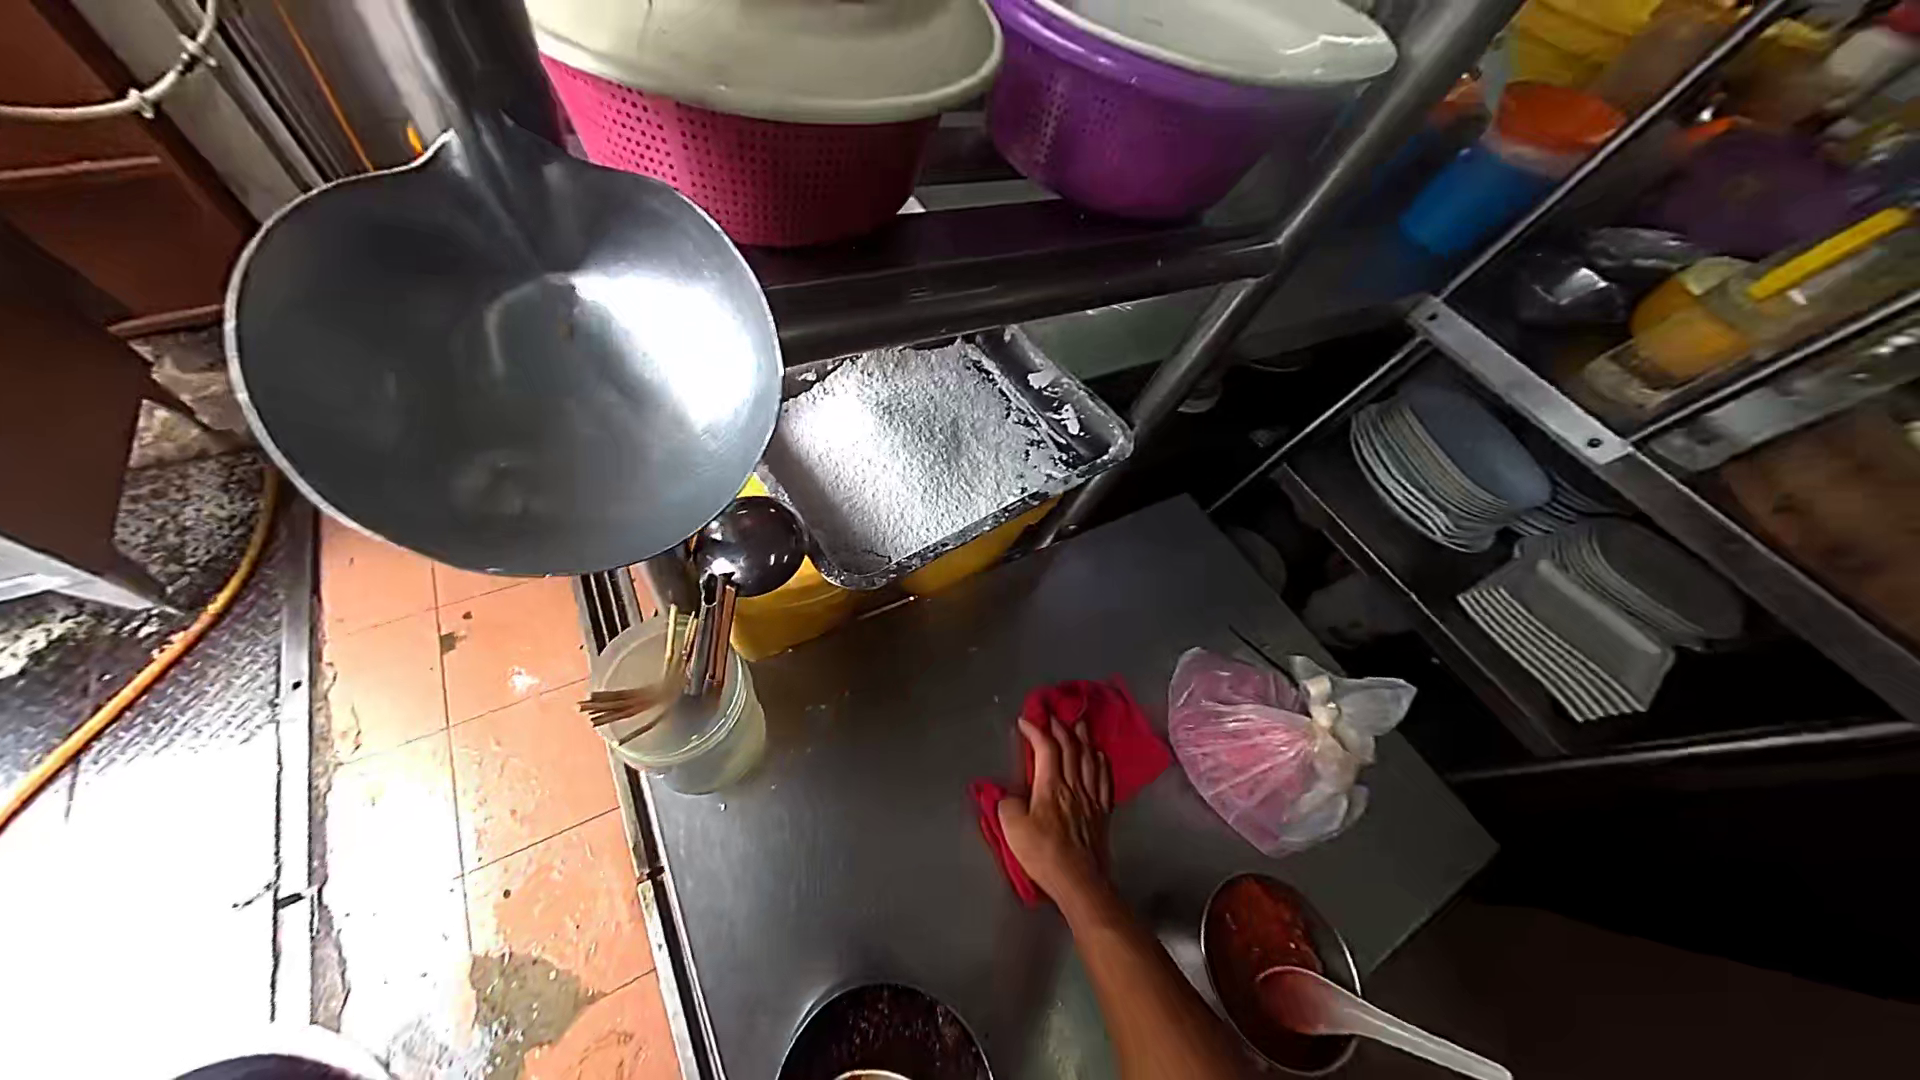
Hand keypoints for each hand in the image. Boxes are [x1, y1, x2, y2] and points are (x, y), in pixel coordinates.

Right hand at [997, 716, 1114, 907]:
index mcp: (1051, 785)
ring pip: (1090, 758)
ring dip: (1083, 738)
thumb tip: (1010, 794)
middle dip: (1060, 728)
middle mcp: (1074, 784)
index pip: (1045, 747)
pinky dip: (1101, 762)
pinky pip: (1104, 779)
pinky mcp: (1103, 812)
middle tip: (1053, 716)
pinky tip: (1100, 756)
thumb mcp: (1013, 828)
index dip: (1035, 730)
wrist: (1079, 881)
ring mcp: (1092, 797)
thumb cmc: (1043, 853)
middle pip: (1070, 747)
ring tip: (1079, 725)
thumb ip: (1008, 804)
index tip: (1025, 721)